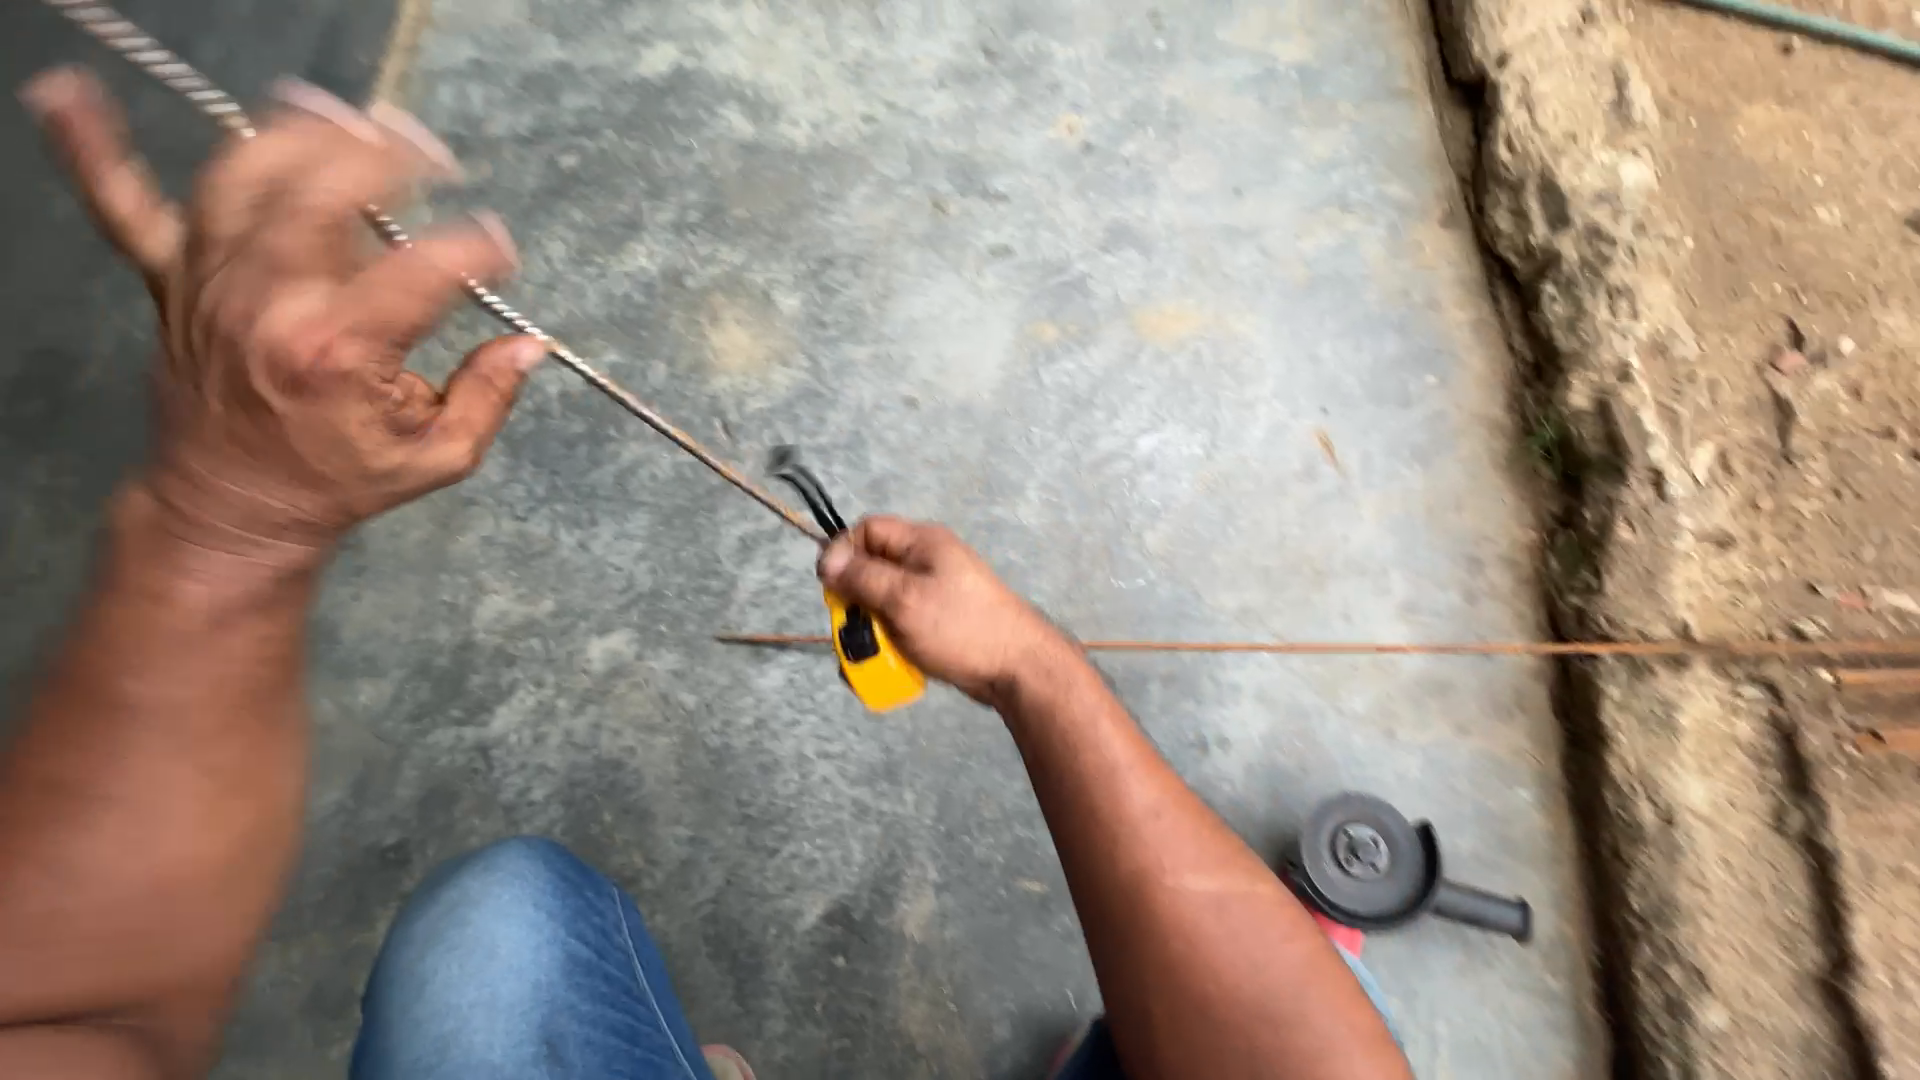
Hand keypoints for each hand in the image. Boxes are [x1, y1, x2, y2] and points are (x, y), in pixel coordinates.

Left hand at [22, 69, 545, 568]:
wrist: (233, 504)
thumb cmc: (344, 482)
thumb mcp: (441, 456)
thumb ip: (489, 396)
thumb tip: (531, 344)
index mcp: (342, 353)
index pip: (422, 273)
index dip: (474, 247)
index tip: (501, 249)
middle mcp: (270, 305)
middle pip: (321, 200)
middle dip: (381, 161)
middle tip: (428, 152)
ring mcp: (209, 286)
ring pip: (240, 183)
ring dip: (291, 137)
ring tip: (340, 114)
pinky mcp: (170, 285)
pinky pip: (121, 208)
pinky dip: (91, 150)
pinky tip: (64, 91)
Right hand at [817, 516, 1076, 704]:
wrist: (1017, 668)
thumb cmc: (960, 626)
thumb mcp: (904, 599)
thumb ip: (863, 578)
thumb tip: (827, 561)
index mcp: (922, 543)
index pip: (867, 530)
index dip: (842, 552)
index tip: (831, 586)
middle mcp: (927, 562)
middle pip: (872, 570)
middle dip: (855, 601)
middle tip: (852, 627)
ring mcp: (934, 594)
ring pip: (883, 604)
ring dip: (870, 631)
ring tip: (869, 657)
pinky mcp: (938, 624)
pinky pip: (901, 627)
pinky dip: (890, 645)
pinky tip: (889, 667)